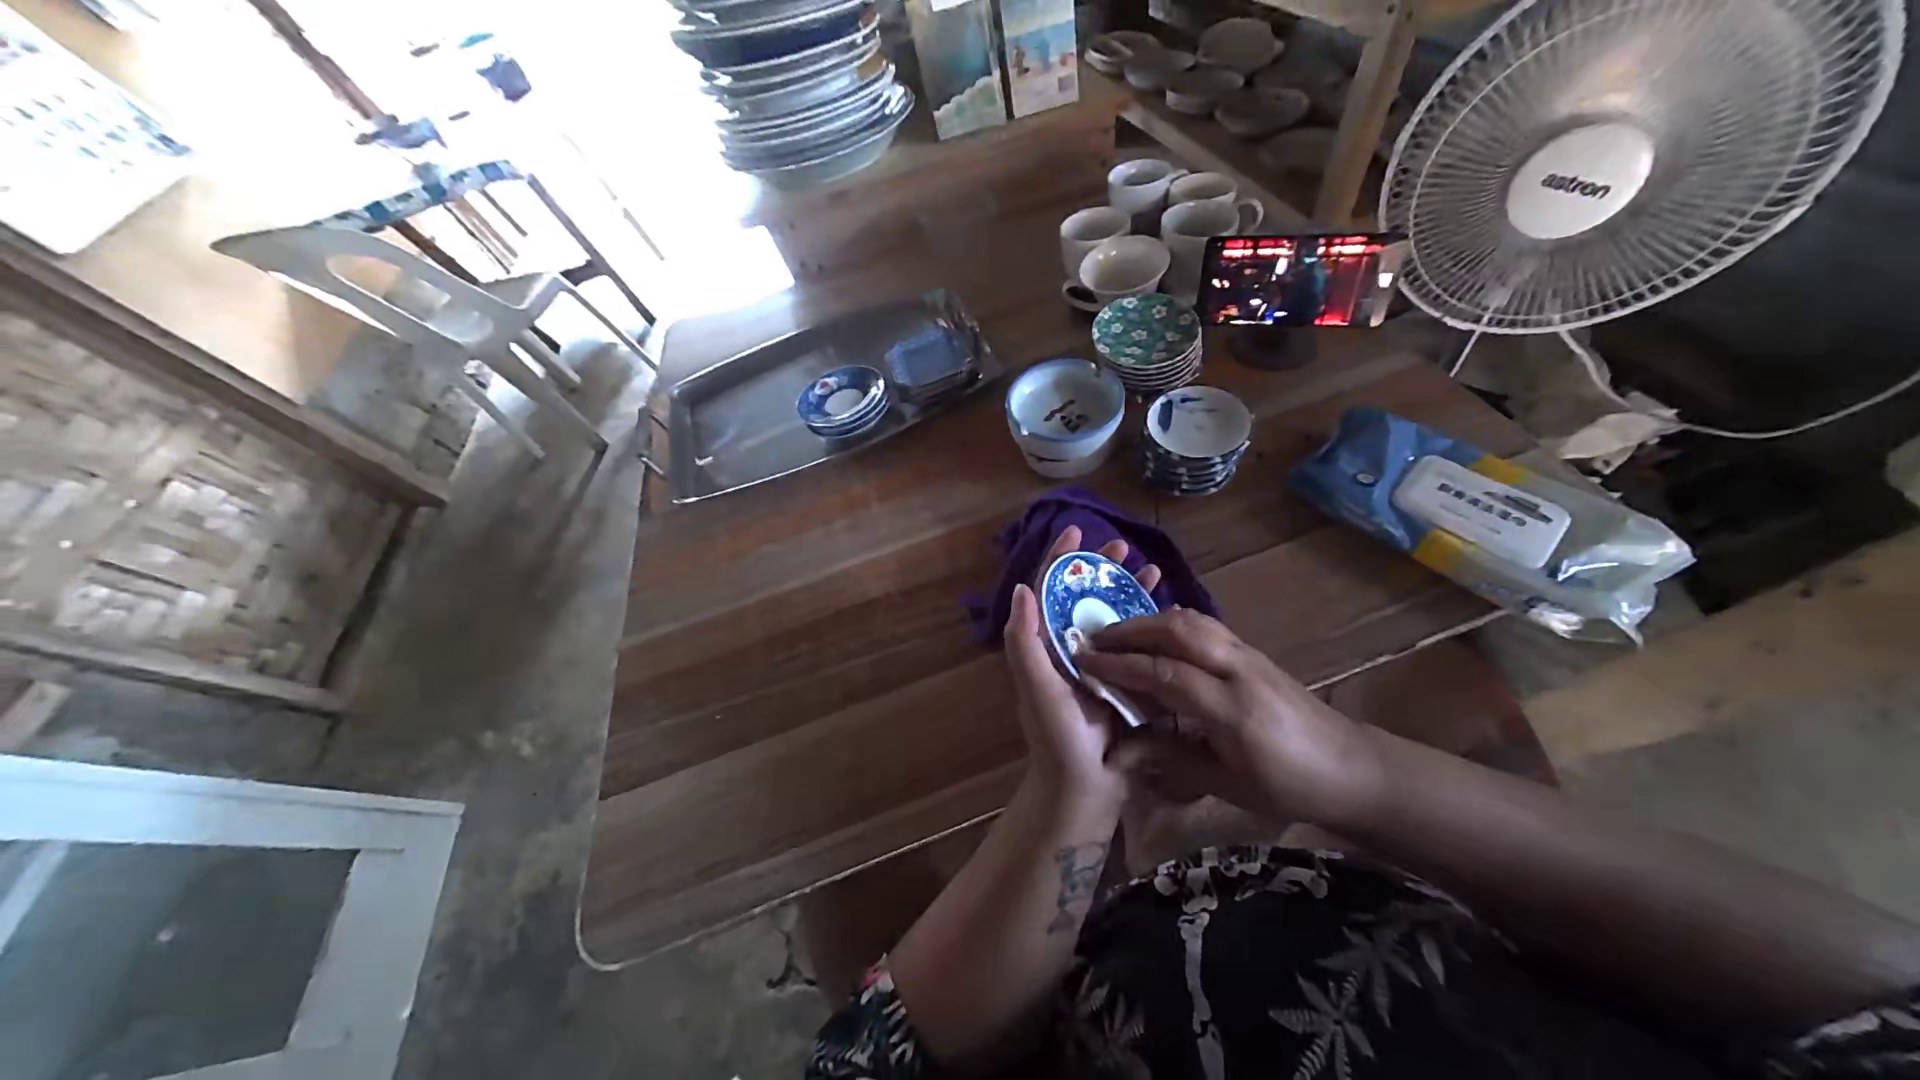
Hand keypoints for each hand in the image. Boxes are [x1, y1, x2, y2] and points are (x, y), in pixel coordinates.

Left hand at [1003, 526, 1161, 809]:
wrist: (1085, 788)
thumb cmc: (1057, 737)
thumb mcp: (1036, 688)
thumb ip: (1023, 642)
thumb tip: (1023, 588)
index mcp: (1042, 646)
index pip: (1045, 592)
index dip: (1057, 560)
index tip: (1076, 531)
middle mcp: (1065, 650)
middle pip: (1079, 598)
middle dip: (1097, 569)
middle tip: (1121, 548)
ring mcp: (1094, 665)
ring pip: (1108, 616)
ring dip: (1124, 590)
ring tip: (1151, 569)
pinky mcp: (1120, 681)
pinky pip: (1131, 642)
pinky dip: (1145, 622)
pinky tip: (1164, 609)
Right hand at [1076, 610, 1382, 827]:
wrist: (1353, 768)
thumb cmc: (1289, 786)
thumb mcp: (1227, 783)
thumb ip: (1169, 758)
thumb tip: (1115, 752)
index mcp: (1232, 709)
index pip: (1165, 673)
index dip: (1120, 665)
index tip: (1084, 662)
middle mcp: (1239, 670)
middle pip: (1177, 631)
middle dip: (1130, 631)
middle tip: (1094, 639)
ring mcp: (1249, 655)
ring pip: (1192, 621)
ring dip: (1150, 621)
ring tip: (1119, 634)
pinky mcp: (1253, 652)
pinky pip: (1205, 626)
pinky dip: (1172, 624)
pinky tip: (1156, 637)